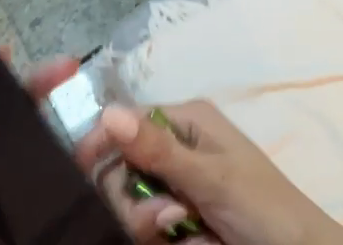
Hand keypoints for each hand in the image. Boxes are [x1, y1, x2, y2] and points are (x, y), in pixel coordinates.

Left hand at [0, 53, 78, 244]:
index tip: (14, 47)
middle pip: (6, 123)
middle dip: (36, 92)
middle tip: (70, 67)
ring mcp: (1, 203)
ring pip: (34, 152)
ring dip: (62, 130)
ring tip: (97, 114)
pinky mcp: (28, 223)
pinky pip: (54, 186)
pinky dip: (76, 167)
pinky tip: (98, 153)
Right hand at [76, 100, 342, 244]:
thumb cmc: (264, 209)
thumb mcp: (211, 178)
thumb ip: (158, 150)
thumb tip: (107, 112)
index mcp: (186, 121)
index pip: (127, 122)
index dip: (102, 143)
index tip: (78, 169)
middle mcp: (177, 148)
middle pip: (123, 168)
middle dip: (135, 200)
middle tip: (164, 221)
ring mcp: (178, 187)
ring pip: (132, 203)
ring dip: (149, 225)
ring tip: (184, 234)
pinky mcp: (180, 221)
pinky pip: (147, 227)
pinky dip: (160, 239)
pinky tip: (189, 243)